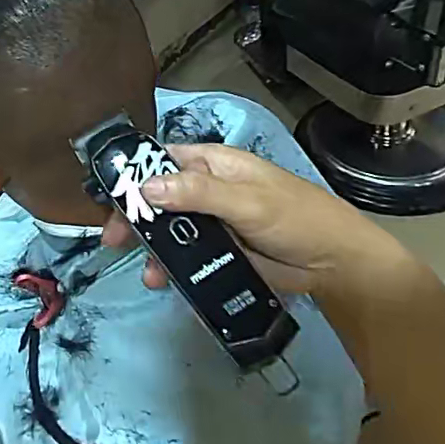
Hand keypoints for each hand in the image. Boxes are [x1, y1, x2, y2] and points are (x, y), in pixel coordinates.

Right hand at [99, 143, 409, 297]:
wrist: (333, 263)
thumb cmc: (295, 217)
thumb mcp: (247, 201)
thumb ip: (199, 193)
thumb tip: (147, 187)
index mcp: (214, 165)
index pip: (164, 160)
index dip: (135, 174)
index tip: (111, 198)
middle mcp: (207, 190)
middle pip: (159, 198)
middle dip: (135, 217)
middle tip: (112, 241)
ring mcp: (212, 223)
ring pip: (169, 231)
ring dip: (153, 248)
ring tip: (148, 272)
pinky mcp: (218, 253)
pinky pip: (186, 258)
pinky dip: (171, 268)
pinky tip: (165, 283)